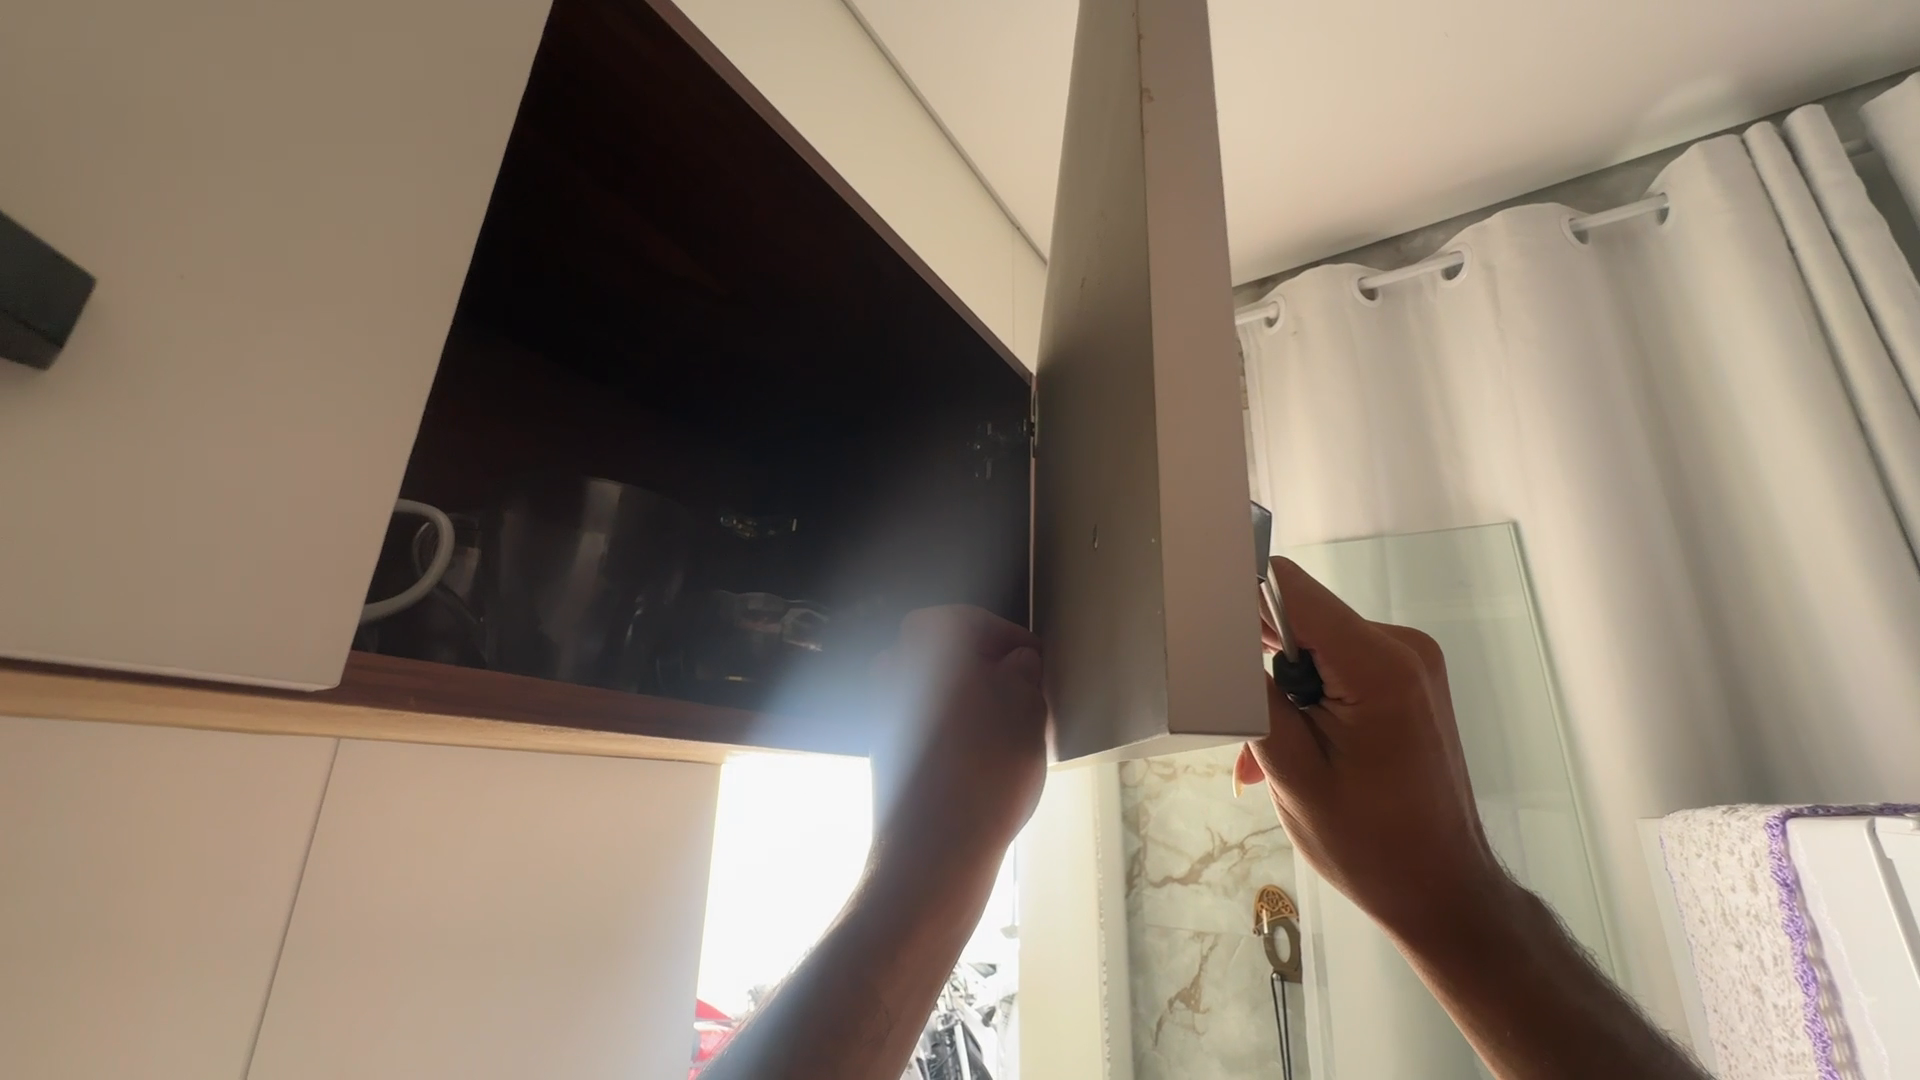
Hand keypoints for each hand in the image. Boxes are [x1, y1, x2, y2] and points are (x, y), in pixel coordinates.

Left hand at [868, 606, 1047, 886]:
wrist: (934, 848)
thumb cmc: (988, 764)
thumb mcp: (1026, 705)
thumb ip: (1022, 670)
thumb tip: (1016, 661)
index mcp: (929, 647)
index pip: (966, 618)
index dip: (1005, 633)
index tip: (1035, 658)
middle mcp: (897, 672)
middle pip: (940, 650)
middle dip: (980, 664)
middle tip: (1016, 688)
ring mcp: (884, 714)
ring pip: (929, 688)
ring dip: (964, 697)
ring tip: (1003, 727)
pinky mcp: (884, 754)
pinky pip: (920, 725)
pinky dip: (948, 730)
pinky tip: (978, 760)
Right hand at [1235, 558, 1508, 938]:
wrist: (1443, 891)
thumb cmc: (1370, 846)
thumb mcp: (1291, 772)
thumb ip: (1252, 696)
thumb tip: (1219, 642)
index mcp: (1380, 666)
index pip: (1290, 590)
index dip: (1239, 600)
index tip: (1204, 633)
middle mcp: (1402, 647)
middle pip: (1298, 614)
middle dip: (1256, 658)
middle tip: (1241, 715)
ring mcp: (1407, 661)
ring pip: (1309, 641)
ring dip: (1278, 687)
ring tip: (1270, 750)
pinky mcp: (1402, 678)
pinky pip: (1332, 662)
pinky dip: (1304, 696)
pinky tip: (1294, 745)